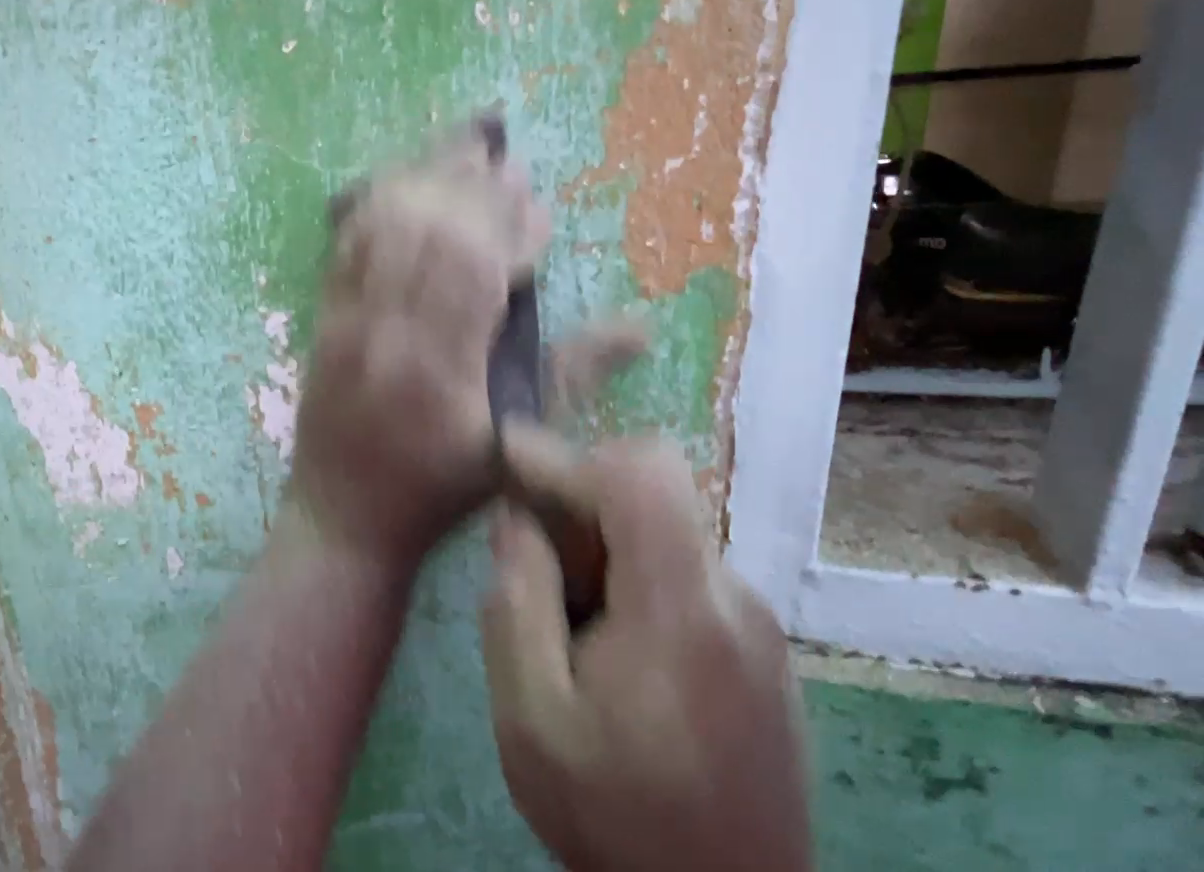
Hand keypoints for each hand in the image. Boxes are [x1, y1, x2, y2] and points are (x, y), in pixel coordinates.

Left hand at [287, 122, 549, 568]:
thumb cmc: (439, 490)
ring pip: (381, 228)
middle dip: (468, 186)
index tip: (537, 205)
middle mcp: (385, 332)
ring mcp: (344, 321)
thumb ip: (571, 376)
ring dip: (422, 181)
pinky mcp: (320, 319)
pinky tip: (401, 181)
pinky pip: (343, 246)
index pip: (473, 267)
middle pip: (425, 233)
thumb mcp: (516, 445)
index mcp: (439, 367)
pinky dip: (375, 205)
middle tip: (502, 155)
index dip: (507, 227)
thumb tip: (641, 327)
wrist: (343, 515)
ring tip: (460, 146)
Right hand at [482, 426, 812, 871]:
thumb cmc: (615, 815)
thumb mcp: (532, 716)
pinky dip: (636, 586)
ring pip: (666, 539)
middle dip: (579, 513)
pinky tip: (612, 657)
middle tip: (532, 572)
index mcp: (682, 610)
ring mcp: (759, 626)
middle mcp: (736, 600)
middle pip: (652, 501)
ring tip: (569, 633)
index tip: (508, 462)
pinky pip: (688, 580)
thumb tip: (517, 520)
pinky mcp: (764, 652)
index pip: (640, 474)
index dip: (568, 456)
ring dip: (604, 556)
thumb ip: (517, 604)